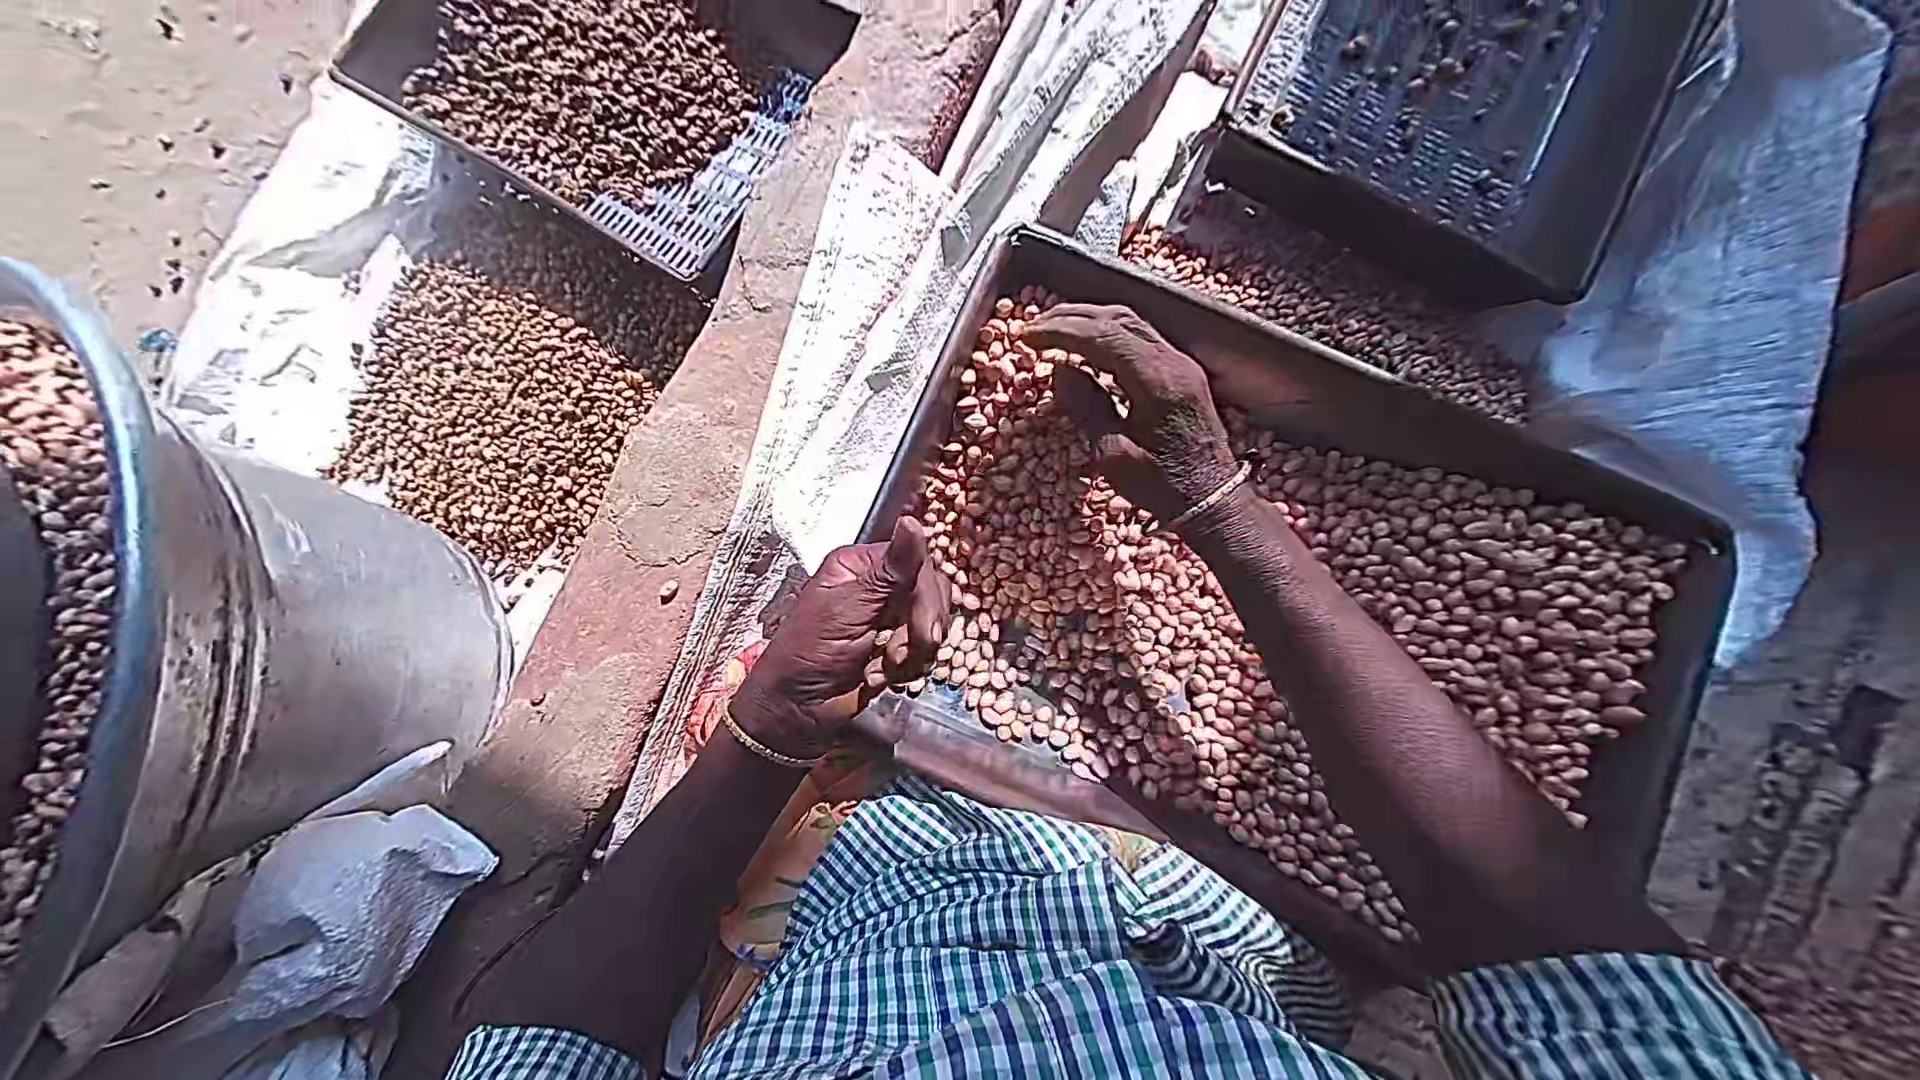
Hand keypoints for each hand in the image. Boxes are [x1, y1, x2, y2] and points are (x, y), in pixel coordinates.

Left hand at [729, 517, 950, 758]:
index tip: (925, 631)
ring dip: (913, 652)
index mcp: (860, 566)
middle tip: (896, 656)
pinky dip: (909, 667)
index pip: (917, 564)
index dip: (926, 598)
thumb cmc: (809, 656)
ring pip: (932, 621)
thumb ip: (889, 571)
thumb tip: (913, 521)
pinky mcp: (894, 644)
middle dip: (920, 630)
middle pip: (931, 592)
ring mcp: (887, 616)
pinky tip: (881, 677)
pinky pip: (924, 647)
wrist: (795, 713)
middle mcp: (877, 585)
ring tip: (883, 668)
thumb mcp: (849, 610)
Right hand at [1025, 304, 1238, 522]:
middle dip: (1072, 318)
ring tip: (1055, 329)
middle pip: (1119, 319)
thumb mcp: (1114, 454)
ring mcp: (1181, 366)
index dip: (1062, 331)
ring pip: (1132, 324)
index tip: (1029, 336)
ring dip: (1090, 321)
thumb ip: (1087, 408)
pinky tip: (1087, 348)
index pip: (1103, 336)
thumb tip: (1060, 371)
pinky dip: (1108, 335)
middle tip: (1035, 326)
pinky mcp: (1182, 375)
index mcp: (1157, 382)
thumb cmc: (1162, 486)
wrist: (1211, 499)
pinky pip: (1141, 340)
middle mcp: (1174, 364)